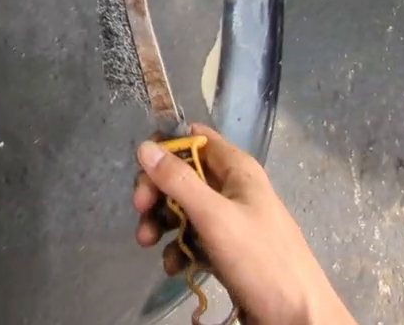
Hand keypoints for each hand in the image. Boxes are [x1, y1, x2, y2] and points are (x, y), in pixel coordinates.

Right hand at [133, 129, 355, 324]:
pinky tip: (172, 266)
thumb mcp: (215, 217)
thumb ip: (178, 180)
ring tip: (147, 243)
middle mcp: (233, 188)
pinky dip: (179, 248)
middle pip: (183, 174)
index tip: (143, 166)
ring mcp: (231, 221)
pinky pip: (194, 237)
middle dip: (157, 191)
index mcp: (237, 169)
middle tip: (140, 210)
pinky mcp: (228, 251)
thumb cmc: (262, 262)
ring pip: (184, 207)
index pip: (194, 137)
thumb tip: (144, 146)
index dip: (166, 147)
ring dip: (162, 222)